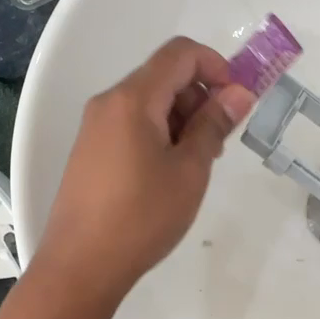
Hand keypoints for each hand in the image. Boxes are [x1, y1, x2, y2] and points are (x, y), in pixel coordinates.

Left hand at [34, 37, 256, 298]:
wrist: (81, 265)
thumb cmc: (142, 217)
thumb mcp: (189, 172)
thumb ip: (213, 126)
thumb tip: (238, 94)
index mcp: (132, 99)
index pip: (179, 53)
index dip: (216, 67)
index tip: (237, 101)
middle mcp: (108, 103)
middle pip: (163, 76)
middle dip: (200, 97)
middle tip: (220, 142)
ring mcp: (95, 128)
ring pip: (148, 104)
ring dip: (182, 120)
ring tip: (196, 165)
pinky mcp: (90, 153)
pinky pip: (131, 127)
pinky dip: (159, 136)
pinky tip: (169, 176)